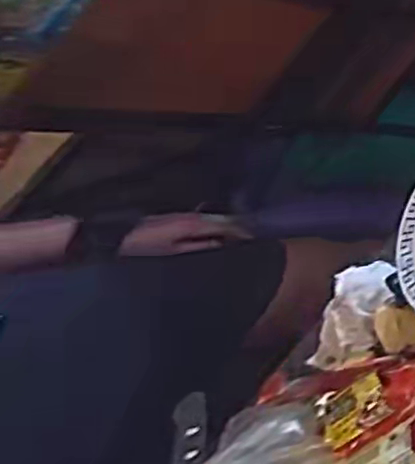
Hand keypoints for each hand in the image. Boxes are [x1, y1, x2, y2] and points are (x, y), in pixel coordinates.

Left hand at [119, 213, 250, 256]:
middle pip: (227, 218)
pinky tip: (216, 229)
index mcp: (198, 224)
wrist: (111, 235)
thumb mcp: (173, 250)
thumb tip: (223, 242)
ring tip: (237, 232)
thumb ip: (202, 244)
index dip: (244, 229)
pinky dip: (216, 222)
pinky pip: (206, 217)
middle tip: (250, 233)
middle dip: (240, 225)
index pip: (231, 224)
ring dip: (228, 223)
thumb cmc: (141, 246)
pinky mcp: (180, 214)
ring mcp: (188, 213)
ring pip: (217, 217)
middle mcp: (196, 215)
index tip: (255, 235)